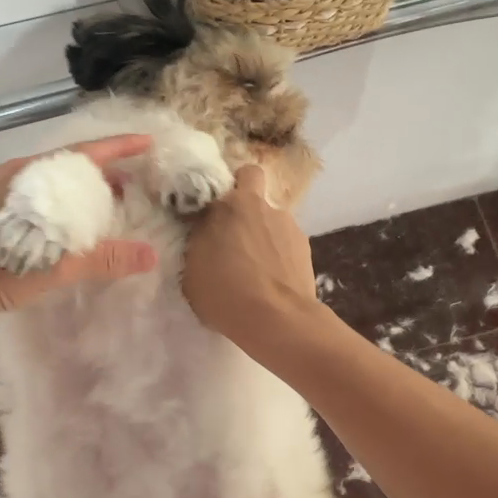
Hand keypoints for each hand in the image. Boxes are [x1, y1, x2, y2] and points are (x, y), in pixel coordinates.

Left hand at [0, 135, 159, 325]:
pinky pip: (31, 193)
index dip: (117, 147)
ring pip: (47, 179)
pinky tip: (65, 221)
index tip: (146, 143)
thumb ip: (104, 258)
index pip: (82, 153)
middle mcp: (10, 175)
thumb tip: (150, 256)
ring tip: (103, 203)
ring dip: (76, 188)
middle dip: (99, 171)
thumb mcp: (56, 267)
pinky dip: (56, 200)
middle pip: (65, 164)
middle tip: (129, 183)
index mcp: (27, 176)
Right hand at [181, 165, 318, 341]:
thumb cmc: (225, 294)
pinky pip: (285, 239)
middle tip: (234, 225)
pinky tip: (274, 277)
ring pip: (270, 215)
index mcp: (226, 205)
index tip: (207, 215)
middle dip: (244, 192)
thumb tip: (206, 236)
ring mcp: (286, 222)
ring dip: (262, 230)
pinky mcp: (305, 244)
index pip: (216, 182)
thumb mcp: (192, 271)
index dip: (212, 196)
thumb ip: (199, 243)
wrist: (276, 318)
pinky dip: (279, 251)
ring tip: (257, 264)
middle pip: (251, 179)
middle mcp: (259, 204)